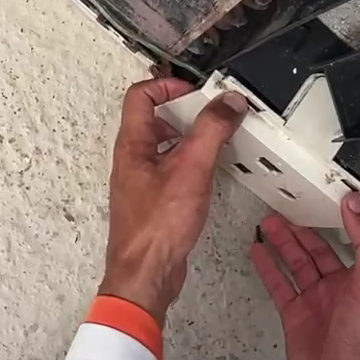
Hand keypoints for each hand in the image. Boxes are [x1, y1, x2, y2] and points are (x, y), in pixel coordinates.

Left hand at [99, 78, 248, 322]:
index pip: (140, 96)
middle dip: (185, 111)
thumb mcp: (191, 169)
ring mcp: (142, 182)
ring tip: (215, 139)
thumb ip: (211, 131)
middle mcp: (133, 161)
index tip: (196, 91)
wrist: (146, 274)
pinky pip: (171, 170)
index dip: (167, 85)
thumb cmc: (154, 229)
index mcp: (132, 145)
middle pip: (153, 119)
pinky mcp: (154, 202)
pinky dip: (191, 164)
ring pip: (164, 146)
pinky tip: (208, 174)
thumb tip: (227, 103)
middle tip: (211, 112)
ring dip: (189, 138)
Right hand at [250, 195, 359, 359]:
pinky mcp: (294, 317)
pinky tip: (258, 253)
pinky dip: (268, 268)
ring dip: (282, 244)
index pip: (349, 239)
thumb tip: (357, 204)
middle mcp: (338, 288)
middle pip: (315, 249)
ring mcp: (314, 303)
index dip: (337, 217)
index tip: (327, 195)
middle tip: (283, 209)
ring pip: (295, 264)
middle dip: (300, 229)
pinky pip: (278, 286)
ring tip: (266, 224)